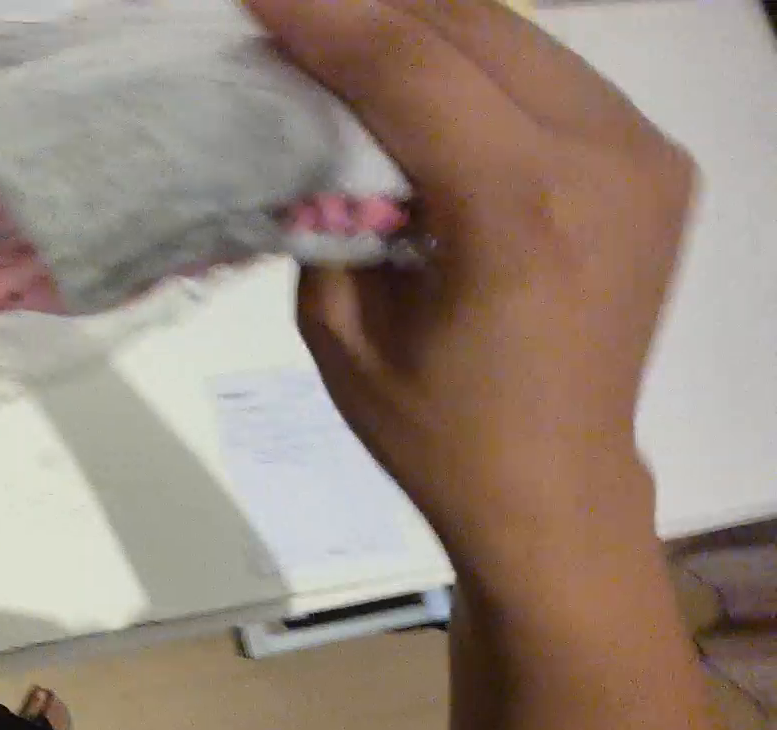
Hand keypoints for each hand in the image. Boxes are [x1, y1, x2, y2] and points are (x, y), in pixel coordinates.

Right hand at [246, 0, 693, 565]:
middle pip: (474, 28)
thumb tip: (314, 155)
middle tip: (286, 11)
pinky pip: (545, 79)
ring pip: (518, 38)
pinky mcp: (648, 160)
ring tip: (335, 35)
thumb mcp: (343, 331)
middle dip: (367, 9)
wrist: (547, 477)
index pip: (413, 72)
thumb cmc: (426, 426)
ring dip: (415, 27)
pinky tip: (408, 80)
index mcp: (520, 211)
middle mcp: (606, 155)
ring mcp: (644, 150)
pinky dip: (465, 65)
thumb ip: (331, 227)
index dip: (328, 23)